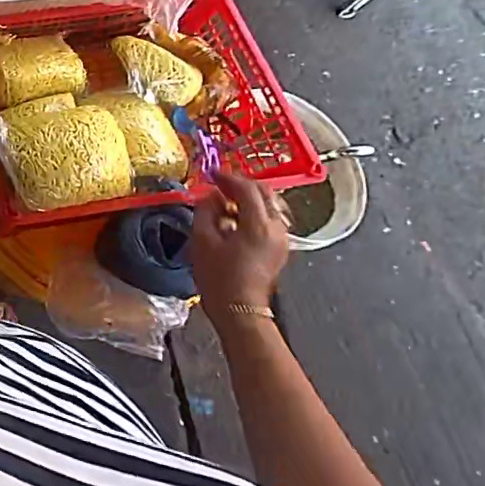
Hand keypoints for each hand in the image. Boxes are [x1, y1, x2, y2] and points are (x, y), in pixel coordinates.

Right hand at [191, 173, 291, 311]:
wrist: (239, 311)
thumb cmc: (218, 278)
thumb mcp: (202, 239)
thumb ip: (206, 210)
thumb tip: (212, 196)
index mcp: (258, 225)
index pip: (248, 189)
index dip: (228, 178)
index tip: (212, 174)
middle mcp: (276, 229)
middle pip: (265, 193)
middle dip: (241, 185)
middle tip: (220, 184)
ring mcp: (281, 240)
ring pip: (269, 205)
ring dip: (248, 198)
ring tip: (226, 200)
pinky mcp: (279, 249)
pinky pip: (270, 219)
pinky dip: (253, 211)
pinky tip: (235, 218)